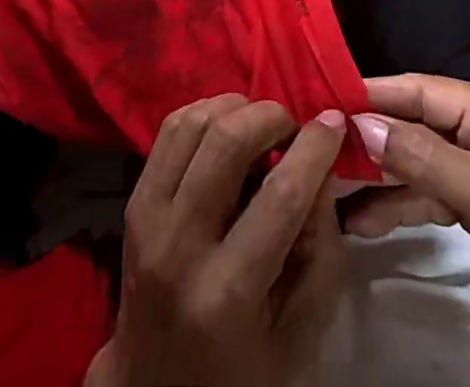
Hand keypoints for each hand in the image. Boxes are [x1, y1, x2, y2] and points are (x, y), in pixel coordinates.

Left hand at [89, 95, 346, 386]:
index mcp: (226, 291)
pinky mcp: (134, 202)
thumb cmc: (240, 363)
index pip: (279, 195)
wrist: (152, 384)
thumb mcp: (301, 325)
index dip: (314, 147)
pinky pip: (170, 130)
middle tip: (294, 132)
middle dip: (273, 117)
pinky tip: (230, 128)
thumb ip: (321, 245)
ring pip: (193, 124)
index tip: (335, 122)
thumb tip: (323, 167)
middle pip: (226, 143)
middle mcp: (178, 246)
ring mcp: (147, 219)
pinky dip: (207, 113)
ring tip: (263, 128)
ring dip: (238, 109)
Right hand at [345, 74, 469, 386]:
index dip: (377, 92)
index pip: (429, 91)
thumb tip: (361, 120)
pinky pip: (439, 199)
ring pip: (426, 166)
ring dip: (382, 178)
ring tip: (326, 190)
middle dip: (373, 135)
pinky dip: (404, 207)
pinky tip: (364, 221)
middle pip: (424, 126)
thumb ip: (428, 159)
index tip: (322, 93)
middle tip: (315, 143)